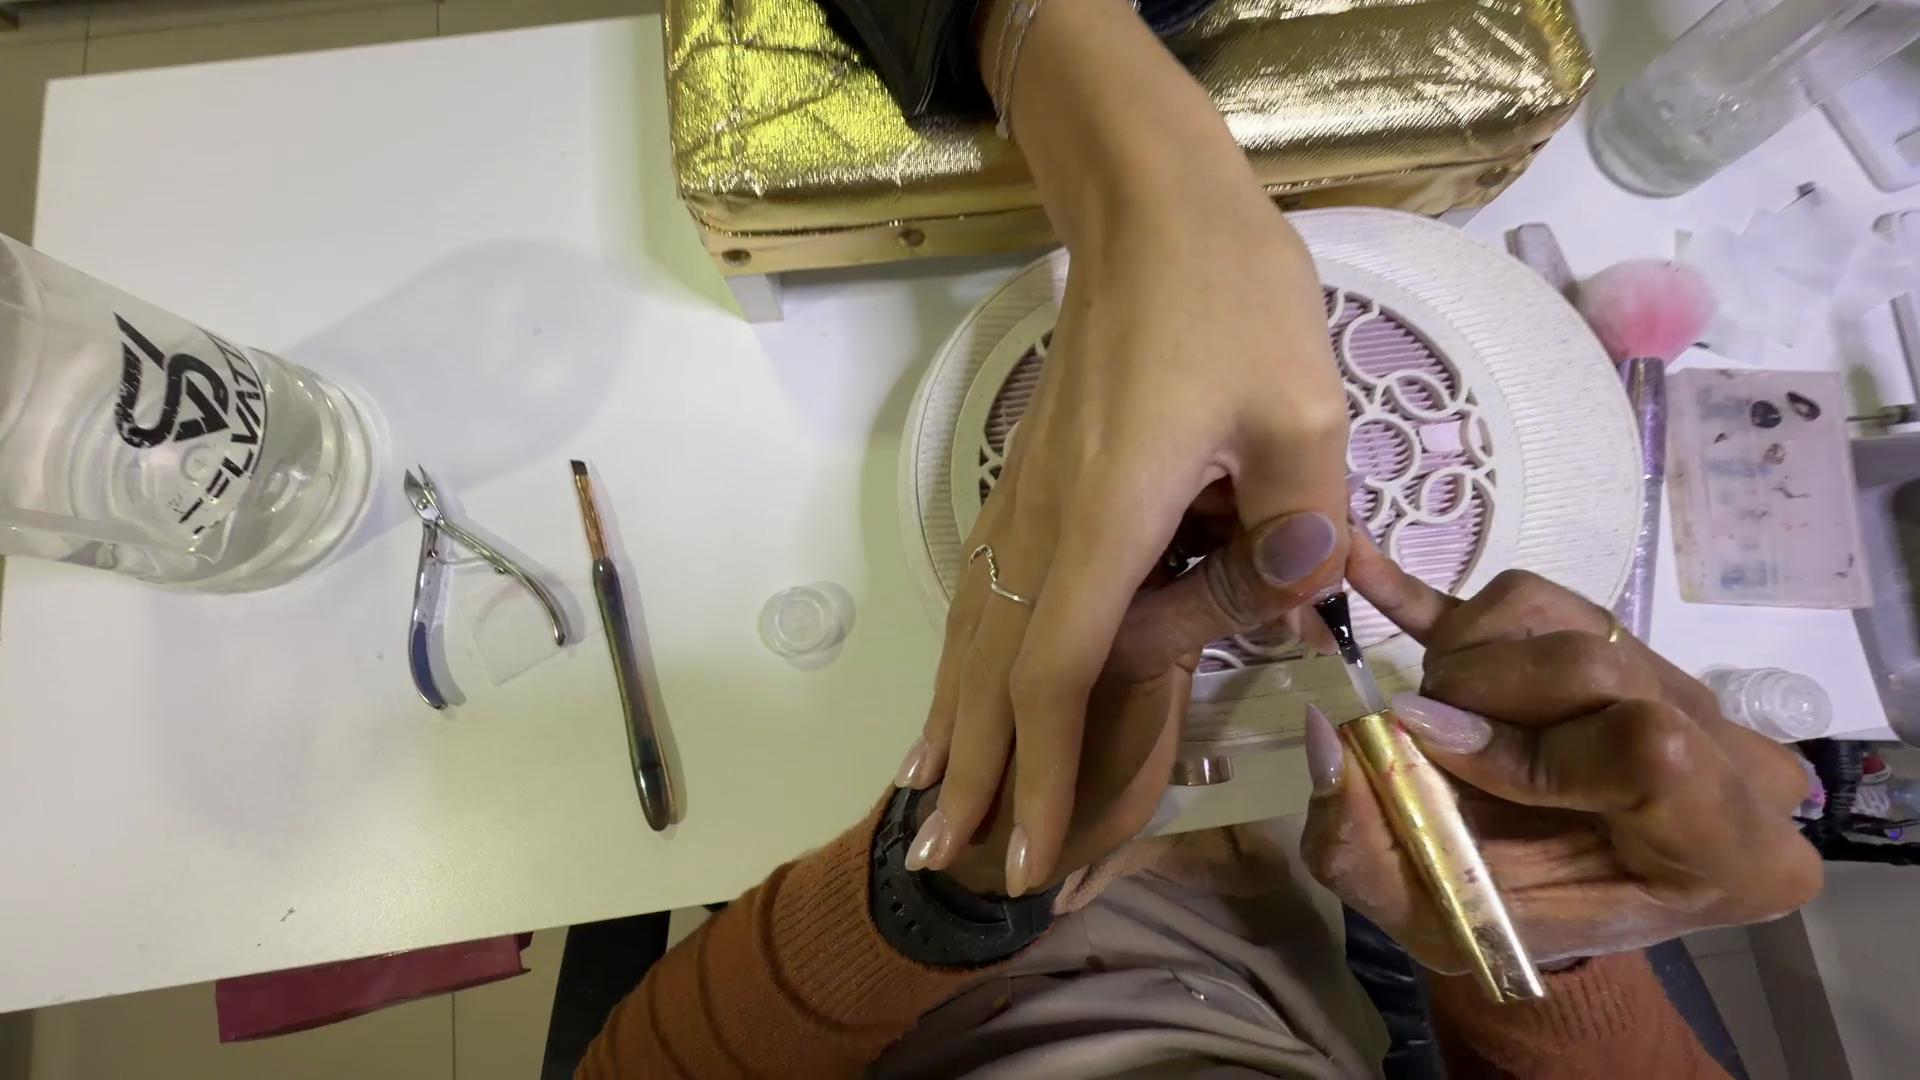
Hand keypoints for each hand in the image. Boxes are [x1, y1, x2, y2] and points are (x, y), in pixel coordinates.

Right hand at [895, 200, 1349, 897]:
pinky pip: (980, 589)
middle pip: (991, 671)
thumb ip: (1301, 519)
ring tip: (919, 787)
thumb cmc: (1226, 298)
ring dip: (946, 716)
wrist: (1149, 216)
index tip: (1027, 857)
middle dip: (971, 771)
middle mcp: (1042, 527)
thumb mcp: (1301, 407)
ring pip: (971, 631)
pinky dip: (959, 651)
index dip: (1042, 775)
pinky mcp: (1026, 481)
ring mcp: (1022, 502)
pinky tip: (952, 673)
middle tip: (936, 854)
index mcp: (1104, 522)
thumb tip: (1308, 592)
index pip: (1055, 677)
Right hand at [1301, 534, 1820, 969]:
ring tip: (1431, 704)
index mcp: (1724, 851)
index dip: (1521, 749)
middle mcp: (1726, 755)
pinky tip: (1362, 567)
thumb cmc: (1487, 915)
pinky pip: (1519, 595)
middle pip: (1591, 663)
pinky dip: (1425, 590)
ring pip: (1550, 611)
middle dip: (1472, 693)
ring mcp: (1668, 683)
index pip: (1651, 749)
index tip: (1432, 752)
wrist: (1512, 887)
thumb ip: (1362, 842)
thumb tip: (1333, 727)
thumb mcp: (1419, 911)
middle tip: (1419, 732)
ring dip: (1459, 652)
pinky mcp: (1593, 638)